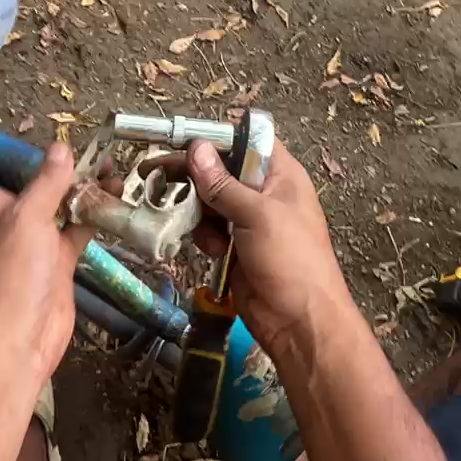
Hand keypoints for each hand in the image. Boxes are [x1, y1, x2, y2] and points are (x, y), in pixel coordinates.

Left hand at [0, 141, 93, 384]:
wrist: (17, 341)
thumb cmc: (9, 273)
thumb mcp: (26, 217)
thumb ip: (46, 182)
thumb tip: (61, 148)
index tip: (0, 121)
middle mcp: (6, 216)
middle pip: (25, 178)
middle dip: (50, 159)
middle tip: (82, 140)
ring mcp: (33, 238)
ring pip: (56, 200)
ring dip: (79, 183)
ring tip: (108, 163)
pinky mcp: (57, 259)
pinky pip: (77, 227)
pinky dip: (94, 212)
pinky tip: (116, 194)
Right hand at [162, 140, 358, 361]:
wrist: (299, 323)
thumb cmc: (290, 259)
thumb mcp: (256, 215)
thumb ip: (222, 183)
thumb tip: (196, 146)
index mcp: (280, 174)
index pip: (248, 140)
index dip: (218, 137)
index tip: (185, 141)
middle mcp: (264, 191)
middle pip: (222, 169)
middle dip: (196, 175)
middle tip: (160, 174)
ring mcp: (249, 220)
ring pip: (210, 199)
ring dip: (200, 210)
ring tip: (203, 227)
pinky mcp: (236, 245)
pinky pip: (210, 227)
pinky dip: (206, 235)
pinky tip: (214, 250)